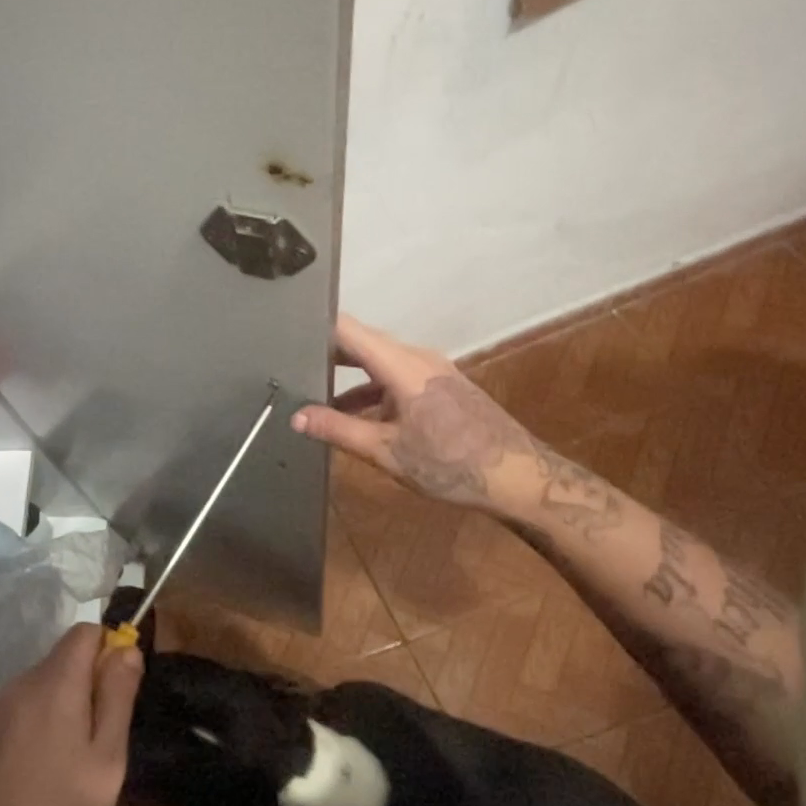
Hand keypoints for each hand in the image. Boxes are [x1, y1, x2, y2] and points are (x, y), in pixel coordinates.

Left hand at [0, 624, 143, 805]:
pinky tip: (31, 772)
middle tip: (97, 738)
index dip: (107, 648)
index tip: (118, 688)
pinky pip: (11, 712)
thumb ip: (117, 697)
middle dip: (83, 683)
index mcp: (53, 686)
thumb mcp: (107, 760)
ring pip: (34, 687)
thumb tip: (126, 648)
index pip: (83, 632)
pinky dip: (29, 725)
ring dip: (55, 705)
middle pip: (58, 661)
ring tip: (64, 762)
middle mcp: (16, 686)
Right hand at [290, 314, 542, 516]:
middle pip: (362, 342)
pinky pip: (395, 377)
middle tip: (287, 364)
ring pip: (378, 362)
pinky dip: (370, 390)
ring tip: (310, 391)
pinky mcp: (440, 387)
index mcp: (402, 365)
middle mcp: (417, 358)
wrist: (519, 478)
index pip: (349, 329)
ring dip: (347, 376)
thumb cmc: (450, 463)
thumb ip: (337, 430)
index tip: (286, 333)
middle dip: (326, 352)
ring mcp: (432, 371)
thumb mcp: (385, 451)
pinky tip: (351, 415)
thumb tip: (295, 417)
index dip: (316, 326)